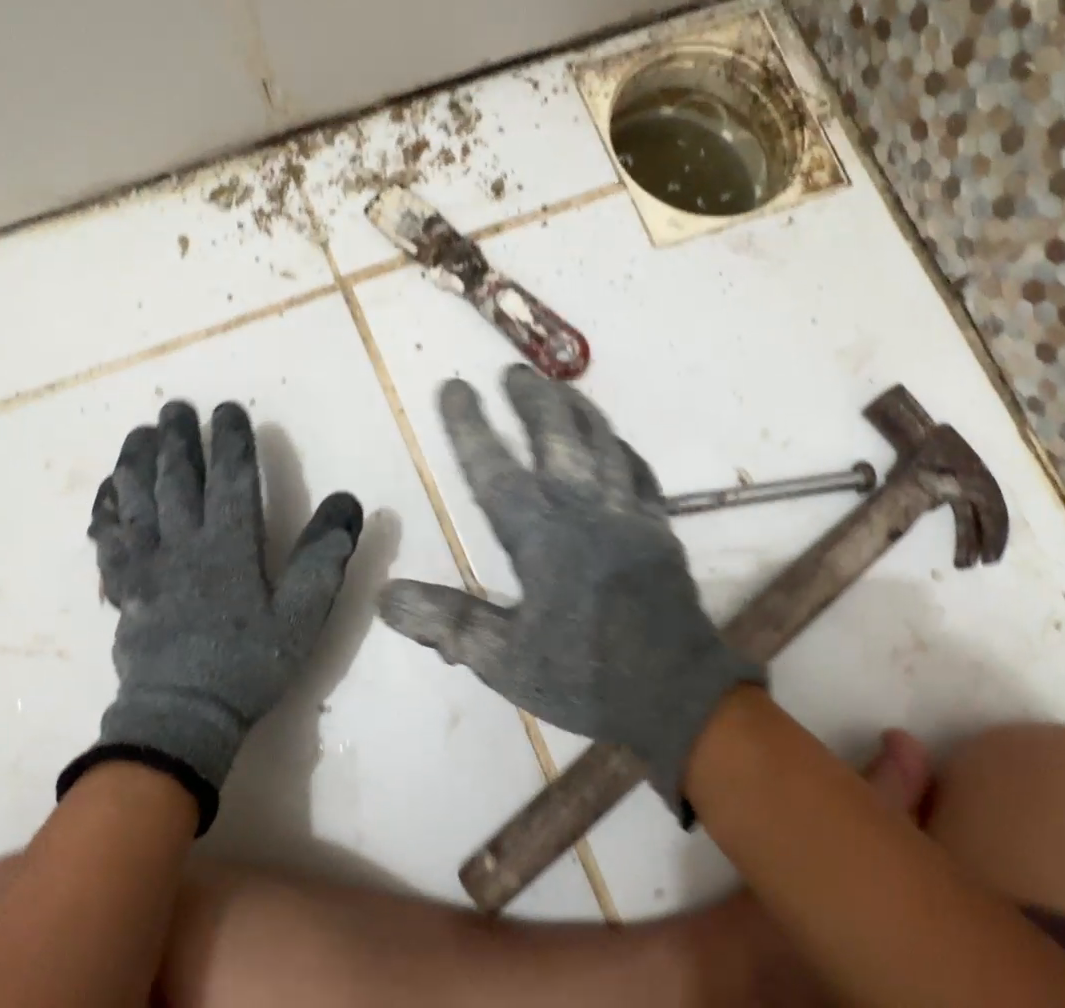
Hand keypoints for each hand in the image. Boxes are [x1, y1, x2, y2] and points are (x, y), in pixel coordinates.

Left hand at [59, 401, 362, 833]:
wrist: (183, 716)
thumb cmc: (250, 664)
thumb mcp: (303, 615)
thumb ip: (324, 556)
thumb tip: (347, 501)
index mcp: (230, 545)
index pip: (230, 478)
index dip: (230, 441)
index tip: (229, 411)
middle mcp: (183, 543)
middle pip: (177, 478)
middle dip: (179, 438)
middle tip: (178, 407)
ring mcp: (146, 565)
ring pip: (137, 499)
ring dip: (138, 461)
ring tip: (141, 433)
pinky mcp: (124, 589)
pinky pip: (108, 539)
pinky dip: (106, 510)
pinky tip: (106, 493)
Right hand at [377, 365, 762, 815]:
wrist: (678, 692)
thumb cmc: (585, 676)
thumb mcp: (505, 661)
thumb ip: (448, 623)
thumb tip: (386, 596)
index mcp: (542, 537)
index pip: (496, 468)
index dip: (470, 427)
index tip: (455, 387)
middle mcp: (585, 510)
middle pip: (556, 436)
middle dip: (530, 399)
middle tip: (512, 372)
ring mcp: (628, 514)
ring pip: (602, 443)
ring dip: (577, 408)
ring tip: (557, 384)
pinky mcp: (659, 528)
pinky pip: (639, 472)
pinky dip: (621, 448)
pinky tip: (613, 441)